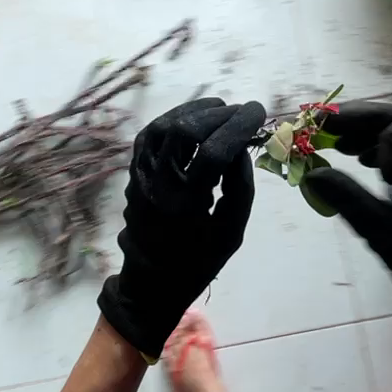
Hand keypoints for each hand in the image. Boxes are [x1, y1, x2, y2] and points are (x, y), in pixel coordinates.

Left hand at [98, 97, 265, 358]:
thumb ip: (240, 189)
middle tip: (243, 112)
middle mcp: (158, 184)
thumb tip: (240, 149)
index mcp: (185, 205)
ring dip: (194, 111)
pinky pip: (149, 134)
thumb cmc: (196, 263)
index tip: (259, 113)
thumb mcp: (231, 234)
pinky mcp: (133, 171)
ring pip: (162, 126)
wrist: (149, 282)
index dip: (238, 126)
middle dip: (219, 115)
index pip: (212, 152)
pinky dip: (172, 118)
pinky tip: (193, 117)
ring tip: (221, 109)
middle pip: (184, 131)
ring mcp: (140, 175)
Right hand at [303, 90, 391, 377]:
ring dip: (375, 135)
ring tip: (339, 146)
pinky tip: (367, 164)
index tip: (329, 123)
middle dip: (363, 122)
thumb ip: (349, 200)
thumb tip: (312, 175)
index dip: (367, 116)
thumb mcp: (385, 239)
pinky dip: (390, 151)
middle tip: (323, 130)